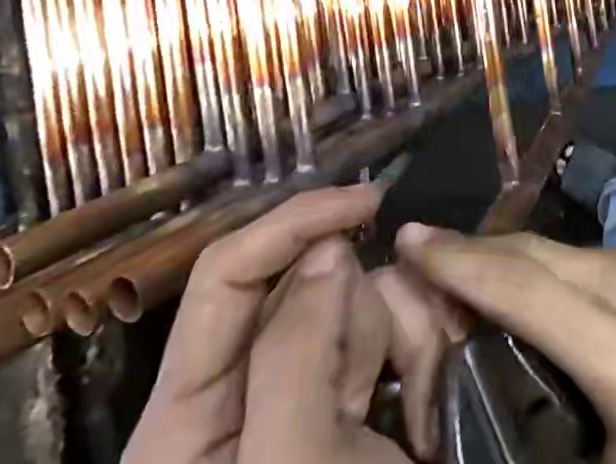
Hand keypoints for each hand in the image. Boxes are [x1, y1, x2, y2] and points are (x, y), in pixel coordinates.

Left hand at [124, 184, 403, 463]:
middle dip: (361, 314)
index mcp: (189, 410)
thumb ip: (296, 355)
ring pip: (362, 300)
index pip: (226, 277)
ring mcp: (304, 387)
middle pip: (308, 286)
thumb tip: (331, 250)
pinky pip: (393, 330)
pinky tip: (426, 409)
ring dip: (404, 338)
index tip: (367, 203)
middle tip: (387, 385)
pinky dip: (422, 354)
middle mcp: (245, 383)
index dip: (291, 223)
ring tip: (417, 412)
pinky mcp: (352, 395)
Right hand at [394, 225, 615, 463]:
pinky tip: (518, 284)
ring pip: (557, 248)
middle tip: (414, 264)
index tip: (406, 239)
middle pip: (535, 255)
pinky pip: (583, 255)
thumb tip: (457, 410)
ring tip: (454, 277)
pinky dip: (541, 265)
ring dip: (502, 259)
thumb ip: (525, 436)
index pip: (526, 289)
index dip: (458, 262)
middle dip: (470, 254)